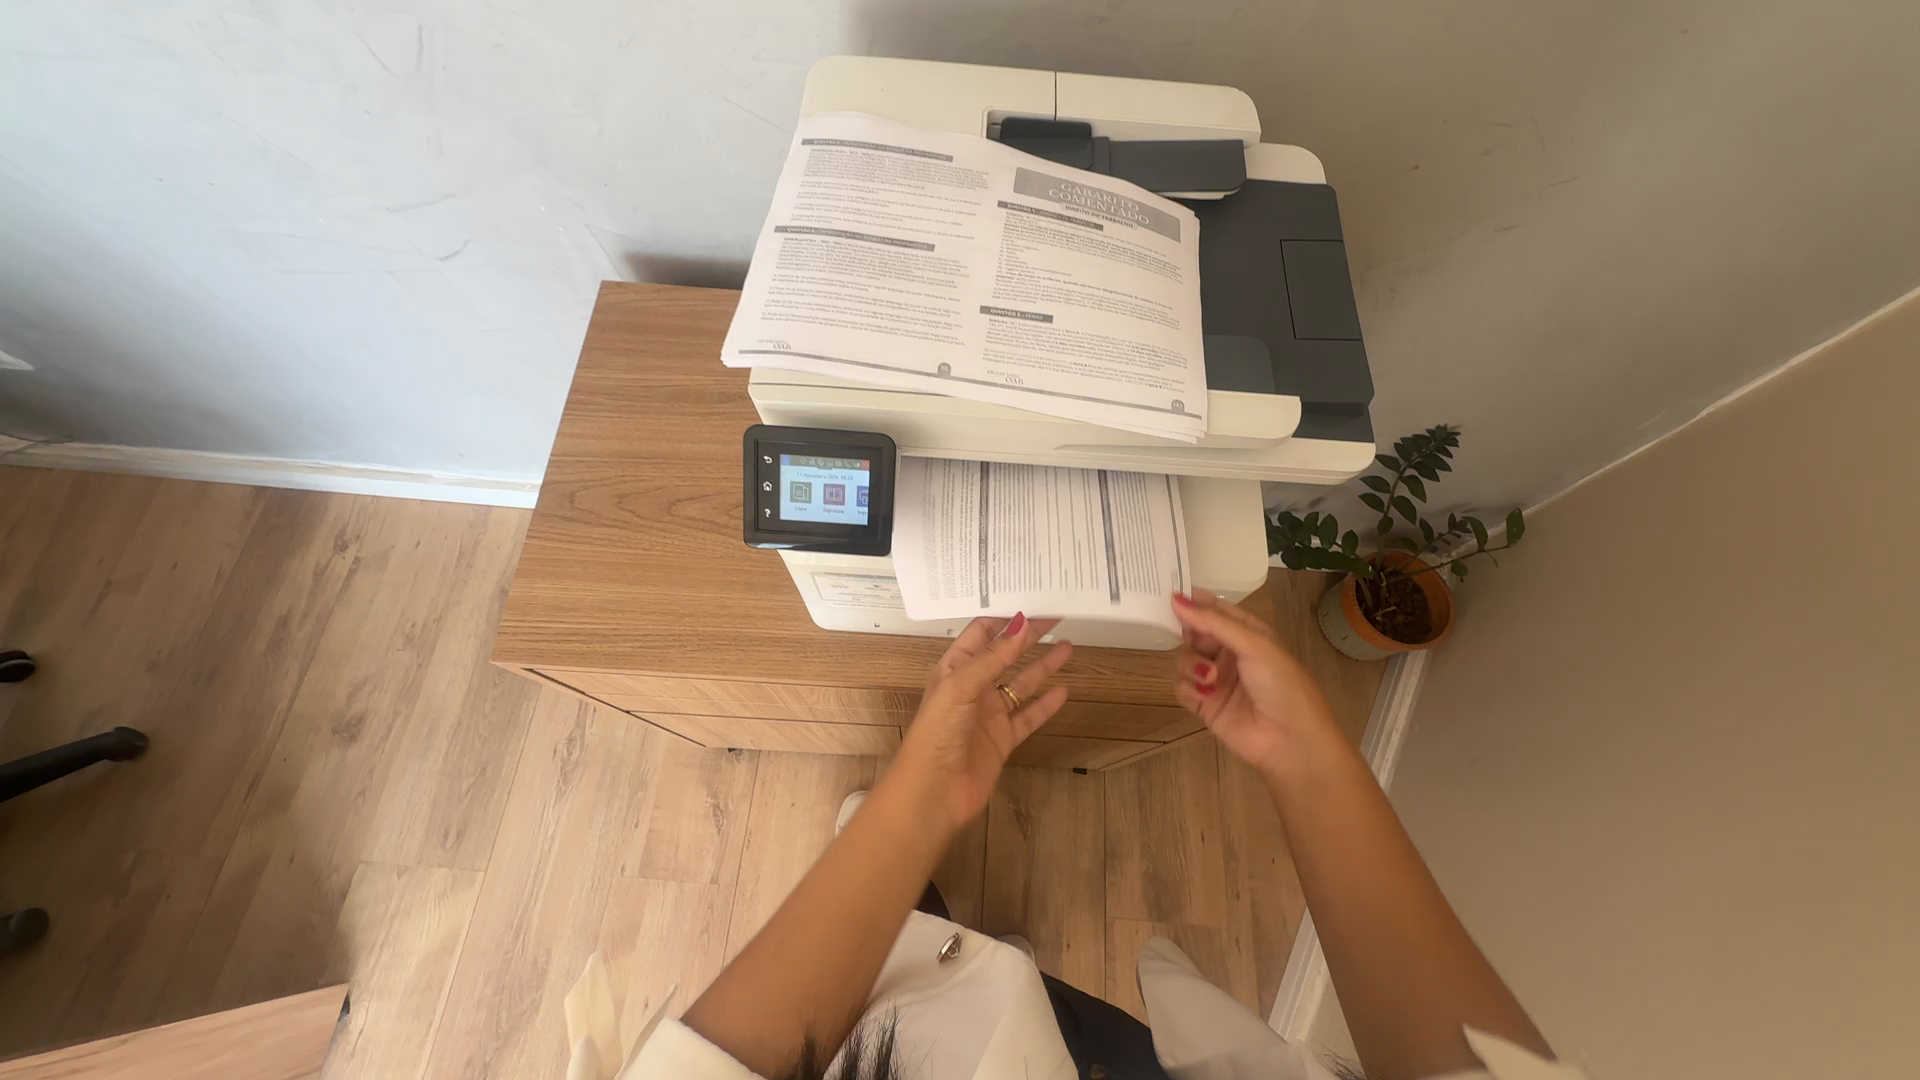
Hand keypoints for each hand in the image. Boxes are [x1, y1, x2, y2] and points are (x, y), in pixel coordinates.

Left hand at [893, 613, 1071, 831]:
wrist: (933, 792)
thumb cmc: (937, 733)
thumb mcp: (961, 687)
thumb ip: (992, 658)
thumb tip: (1019, 625)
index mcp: (954, 668)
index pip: (981, 633)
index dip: (1004, 617)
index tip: (1030, 600)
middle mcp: (972, 687)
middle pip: (1005, 654)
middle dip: (1028, 636)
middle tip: (1056, 617)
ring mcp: (988, 714)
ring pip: (1020, 683)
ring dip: (1042, 665)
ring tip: (1068, 646)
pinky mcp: (1002, 739)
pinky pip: (1028, 716)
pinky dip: (1045, 704)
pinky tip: (1063, 691)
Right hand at [1170, 591, 1338, 775]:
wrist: (1290, 741)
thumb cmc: (1280, 684)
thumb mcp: (1253, 645)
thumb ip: (1213, 622)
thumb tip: (1177, 599)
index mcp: (1246, 633)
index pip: (1214, 609)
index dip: (1193, 601)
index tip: (1169, 594)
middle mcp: (1228, 653)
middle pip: (1194, 633)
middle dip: (1189, 634)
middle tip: (1192, 639)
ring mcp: (1215, 679)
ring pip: (1184, 659)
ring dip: (1192, 664)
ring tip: (1210, 678)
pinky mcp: (1203, 704)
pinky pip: (1181, 686)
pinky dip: (1189, 687)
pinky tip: (1205, 695)